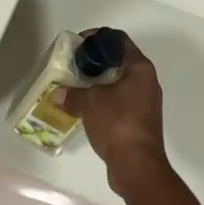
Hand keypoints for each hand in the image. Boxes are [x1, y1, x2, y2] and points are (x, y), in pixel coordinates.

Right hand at [53, 33, 168, 198]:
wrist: (138, 167)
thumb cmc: (118, 124)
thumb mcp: (91, 103)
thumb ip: (73, 94)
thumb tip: (57, 94)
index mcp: (139, 68)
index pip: (118, 40)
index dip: (97, 38)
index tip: (78, 45)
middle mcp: (146, 81)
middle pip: (118, 61)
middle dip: (95, 62)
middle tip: (73, 66)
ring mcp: (145, 102)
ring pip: (118, 83)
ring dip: (98, 83)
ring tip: (76, 87)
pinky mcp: (140, 121)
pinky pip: (120, 102)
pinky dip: (104, 101)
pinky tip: (86, 108)